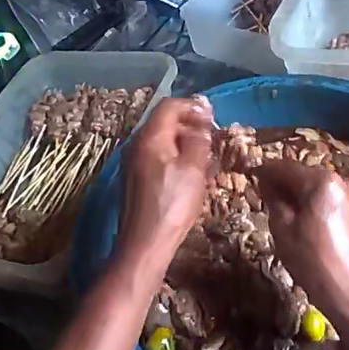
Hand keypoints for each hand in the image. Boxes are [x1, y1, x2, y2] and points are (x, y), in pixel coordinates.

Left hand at [118, 96, 213, 255]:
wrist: (146, 244)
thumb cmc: (173, 203)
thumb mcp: (194, 168)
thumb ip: (199, 139)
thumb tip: (202, 118)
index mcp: (150, 137)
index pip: (170, 105)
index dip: (193, 107)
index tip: (214, 120)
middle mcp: (137, 145)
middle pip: (165, 123)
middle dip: (191, 127)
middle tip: (214, 141)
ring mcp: (134, 163)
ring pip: (163, 142)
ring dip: (186, 145)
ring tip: (207, 161)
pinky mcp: (137, 180)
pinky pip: (159, 159)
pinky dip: (177, 160)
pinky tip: (192, 178)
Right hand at [252, 160, 348, 340]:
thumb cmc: (314, 262)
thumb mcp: (283, 230)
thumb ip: (273, 199)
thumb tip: (267, 183)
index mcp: (322, 181)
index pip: (285, 167)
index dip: (263, 171)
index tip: (247, 176)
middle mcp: (340, 180)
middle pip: (302, 174)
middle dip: (281, 183)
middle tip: (261, 199)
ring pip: (315, 187)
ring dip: (296, 194)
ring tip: (280, 215)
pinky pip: (326, 199)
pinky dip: (311, 204)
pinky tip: (301, 224)